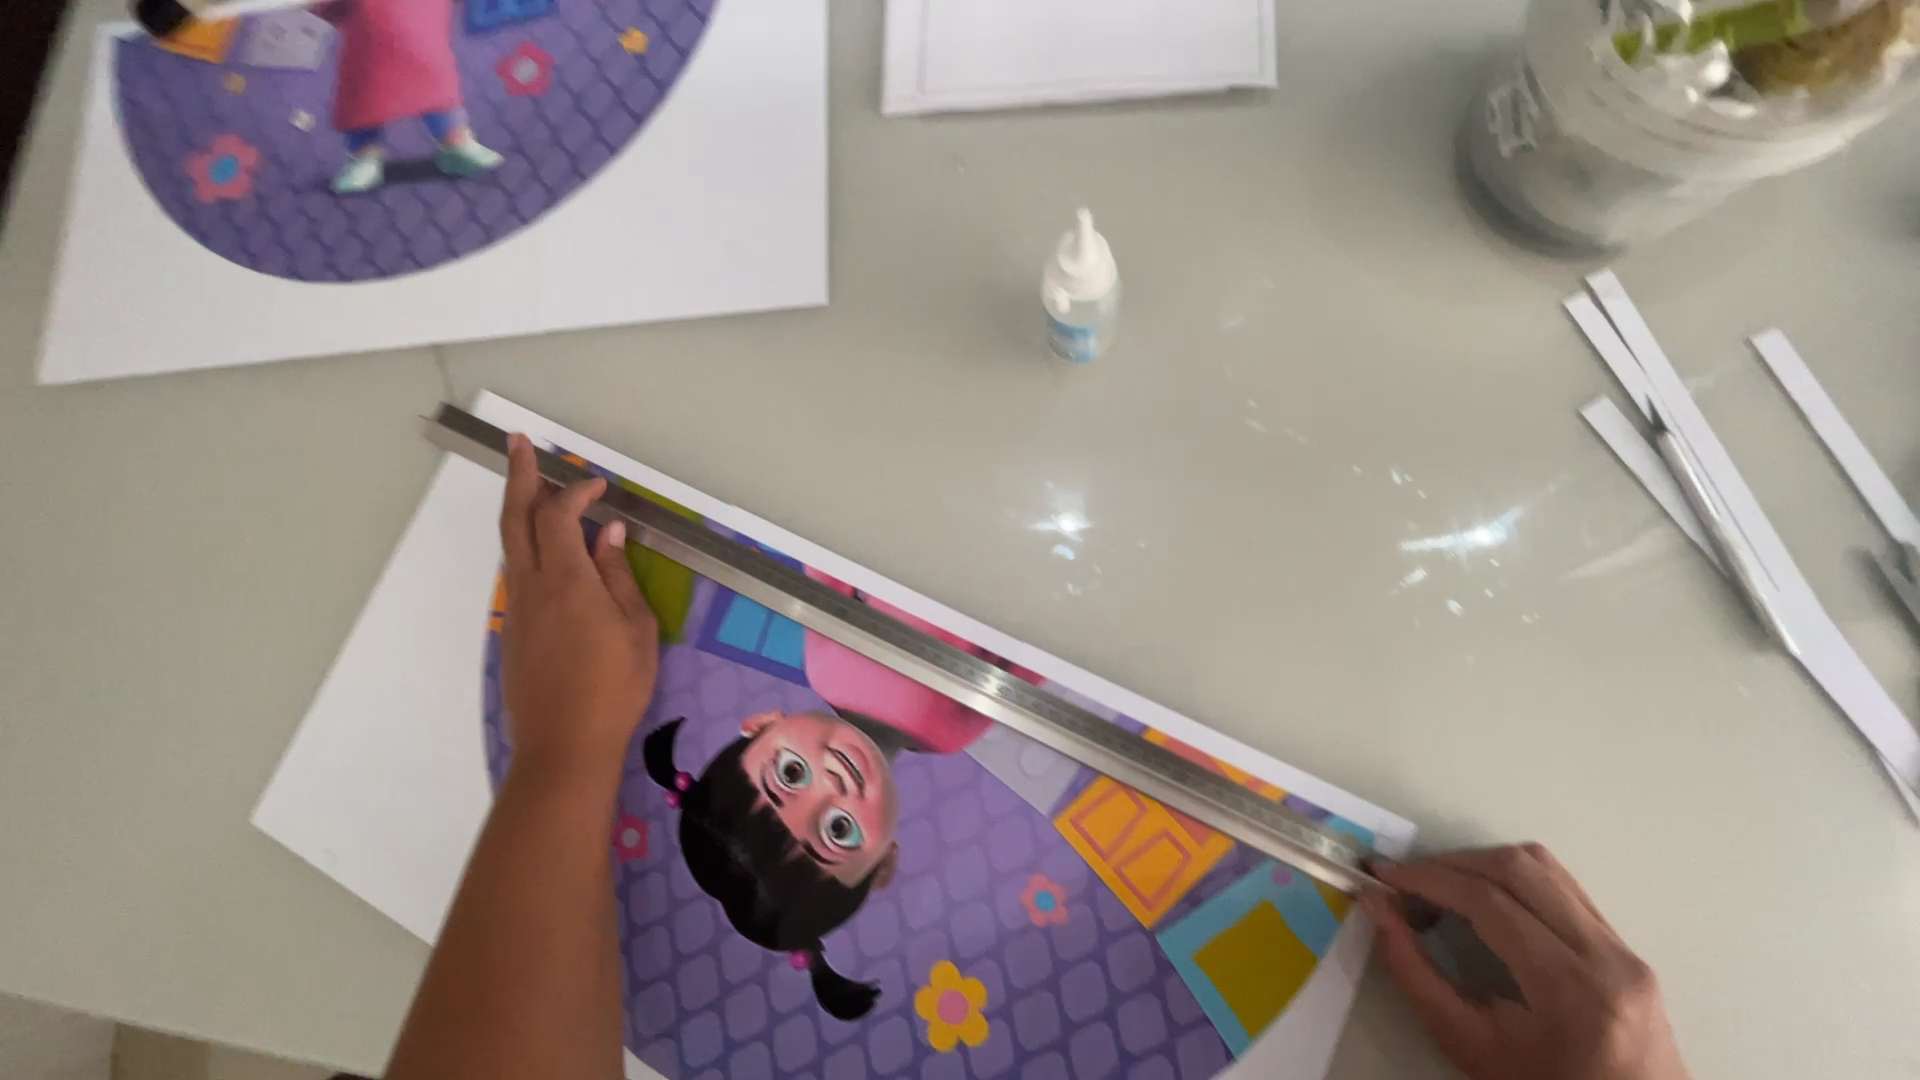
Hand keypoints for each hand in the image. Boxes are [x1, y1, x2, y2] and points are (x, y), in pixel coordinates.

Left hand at [498, 433, 660, 774]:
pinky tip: (548, 550)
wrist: (564, 743)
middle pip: (515, 519)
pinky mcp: (514, 628)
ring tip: (532, 486)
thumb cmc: (614, 686)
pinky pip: (518, 572)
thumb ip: (619, 576)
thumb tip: (610, 534)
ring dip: (519, 508)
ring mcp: (518, 608)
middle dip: (518, 476)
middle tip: (517, 442)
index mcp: (568, 581)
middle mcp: (532, 585)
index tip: (599, 485)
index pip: (560, 517)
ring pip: (510, 544)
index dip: (575, 492)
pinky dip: (527, 544)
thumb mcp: (636, 628)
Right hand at [1361, 844, 1689, 1079]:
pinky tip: (1482, 900)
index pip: (1489, 901)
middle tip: (1406, 881)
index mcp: (1572, 990)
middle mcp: (1608, 958)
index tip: (1383, 876)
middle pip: (1516, 868)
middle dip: (1448, 863)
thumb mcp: (1464, 1042)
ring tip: (1442, 888)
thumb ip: (1412, 970)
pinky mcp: (1624, 946)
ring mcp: (1623, 949)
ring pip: (1541, 865)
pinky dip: (1510, 877)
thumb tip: (1375, 903)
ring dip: (1479, 863)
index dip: (1427, 878)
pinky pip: (1559, 885)